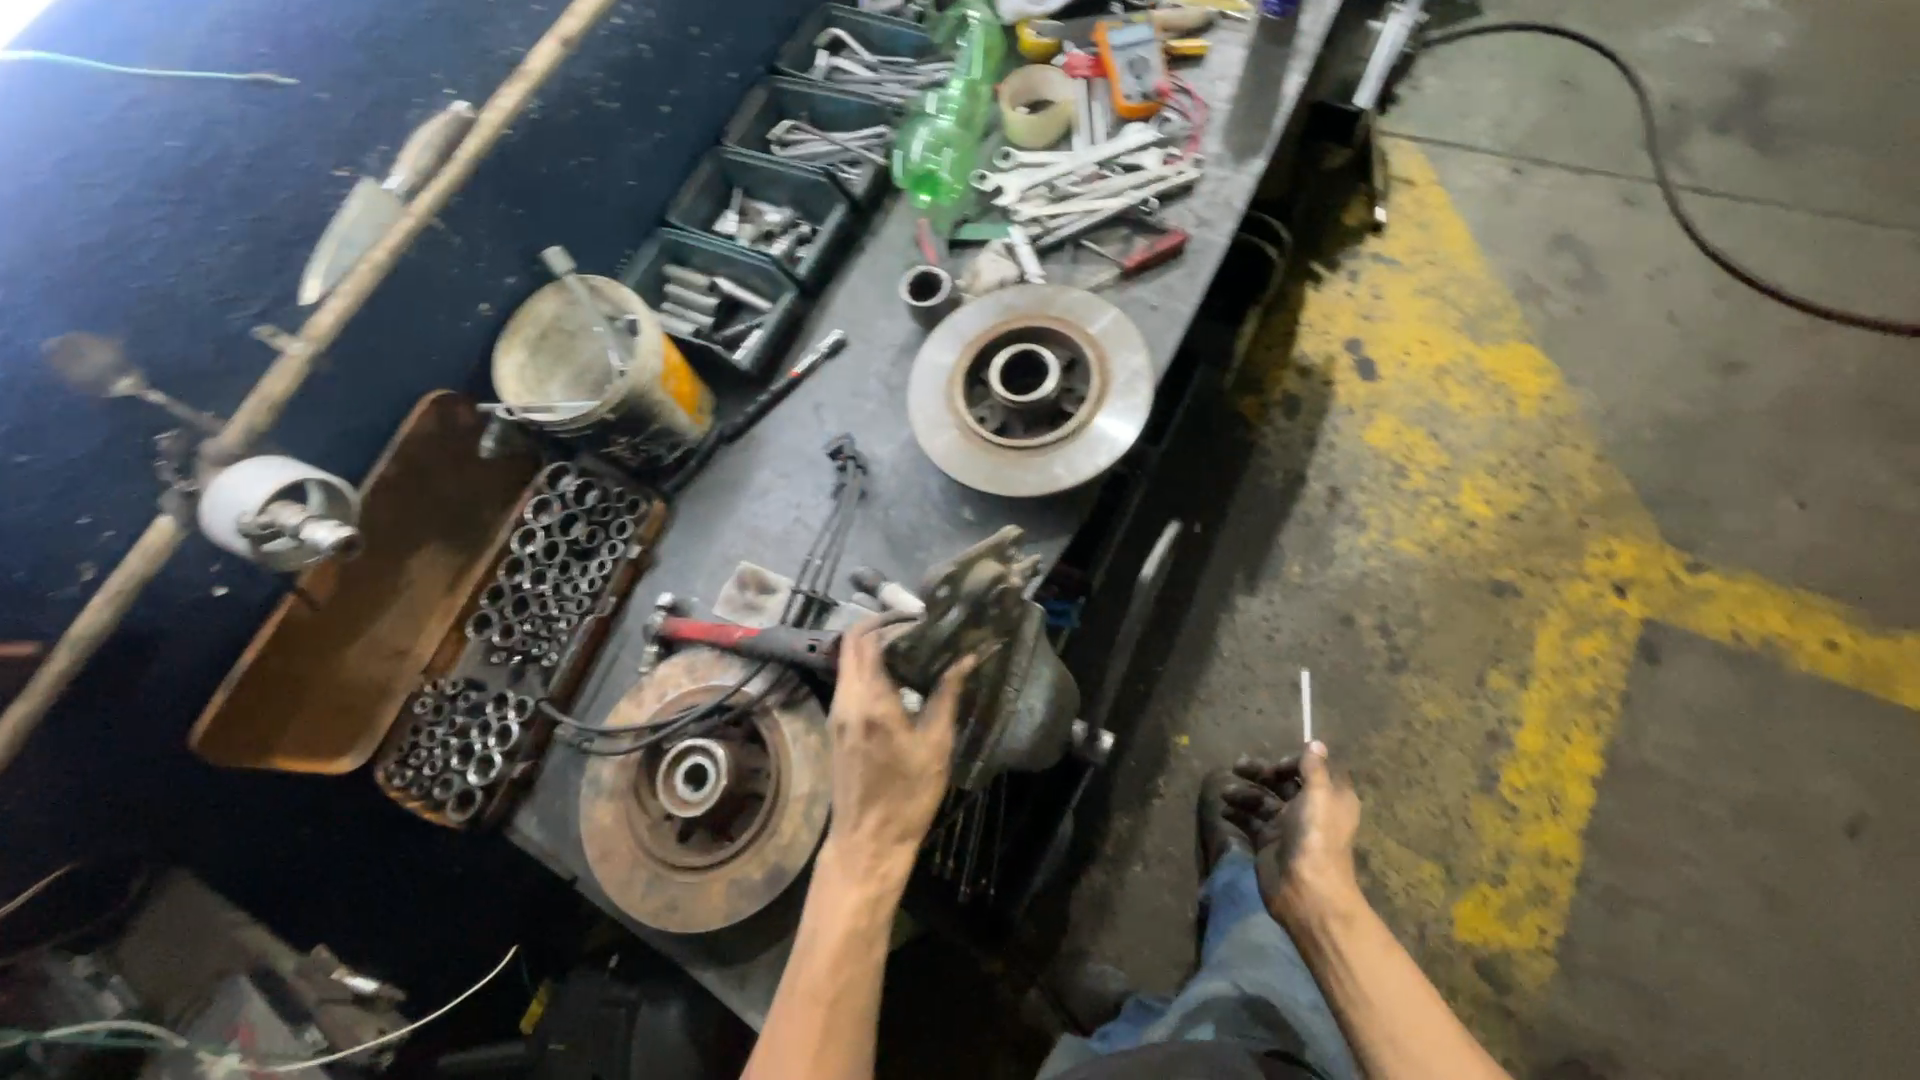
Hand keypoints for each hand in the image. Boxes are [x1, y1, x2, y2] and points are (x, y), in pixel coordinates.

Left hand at [819, 615, 974, 888]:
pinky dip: (867, 666)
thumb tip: (968, 658)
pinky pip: (848, 679)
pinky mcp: (836, 725)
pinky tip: (898, 675)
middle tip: (916, 626)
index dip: (894, 621)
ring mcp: (836, 712)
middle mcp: (846, 699)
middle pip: (851, 642)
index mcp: (871, 700)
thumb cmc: (908, 796)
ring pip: (846, 660)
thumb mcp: (936, 745)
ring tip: (912, 646)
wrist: (867, 841)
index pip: (870, 638)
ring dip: (872, 645)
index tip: (924, 618)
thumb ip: (947, 695)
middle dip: (880, 626)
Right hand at [1236, 741, 1363, 925]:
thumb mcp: (1318, 795)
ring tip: (1225, 794)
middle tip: (1237, 766)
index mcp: (1328, 797)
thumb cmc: (1316, 837)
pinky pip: (1250, 821)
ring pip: (1263, 800)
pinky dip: (1237, 814)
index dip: (1292, 762)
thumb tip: (1315, 743)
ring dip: (1244, 793)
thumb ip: (1313, 768)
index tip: (1275, 766)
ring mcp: (1287, 827)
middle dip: (1260, 773)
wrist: (1305, 890)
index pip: (1310, 769)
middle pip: (1282, 783)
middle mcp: (1308, 809)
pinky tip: (1224, 811)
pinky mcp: (1268, 842)